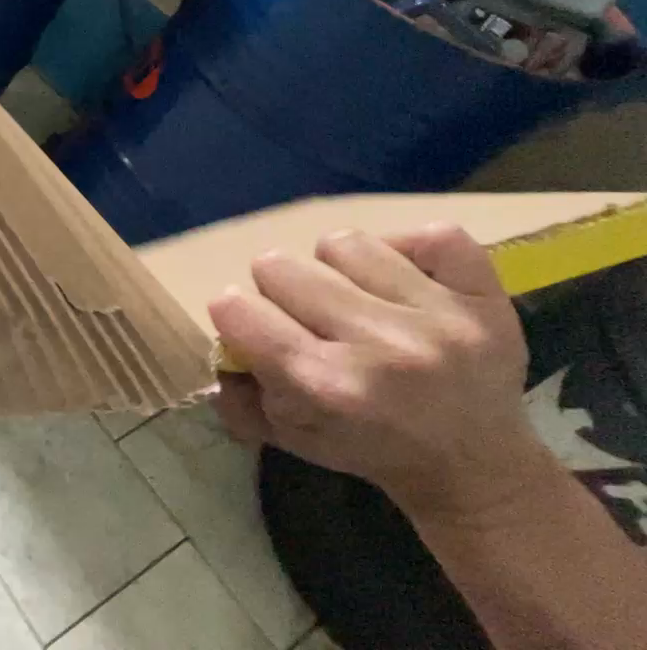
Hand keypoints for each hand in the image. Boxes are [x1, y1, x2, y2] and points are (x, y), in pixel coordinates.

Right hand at [208, 225, 554, 519]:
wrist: (479, 469)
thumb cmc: (366, 447)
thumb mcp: (283, 434)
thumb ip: (235, 391)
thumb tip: (218, 345)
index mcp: (325, 383)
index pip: (234, 307)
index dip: (236, 315)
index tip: (255, 329)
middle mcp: (381, 346)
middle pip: (277, 265)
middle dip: (280, 291)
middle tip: (307, 318)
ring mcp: (439, 320)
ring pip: (341, 243)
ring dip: (337, 269)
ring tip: (356, 299)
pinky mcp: (486, 302)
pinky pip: (433, 236)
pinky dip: (410, 251)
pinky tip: (405, 282)